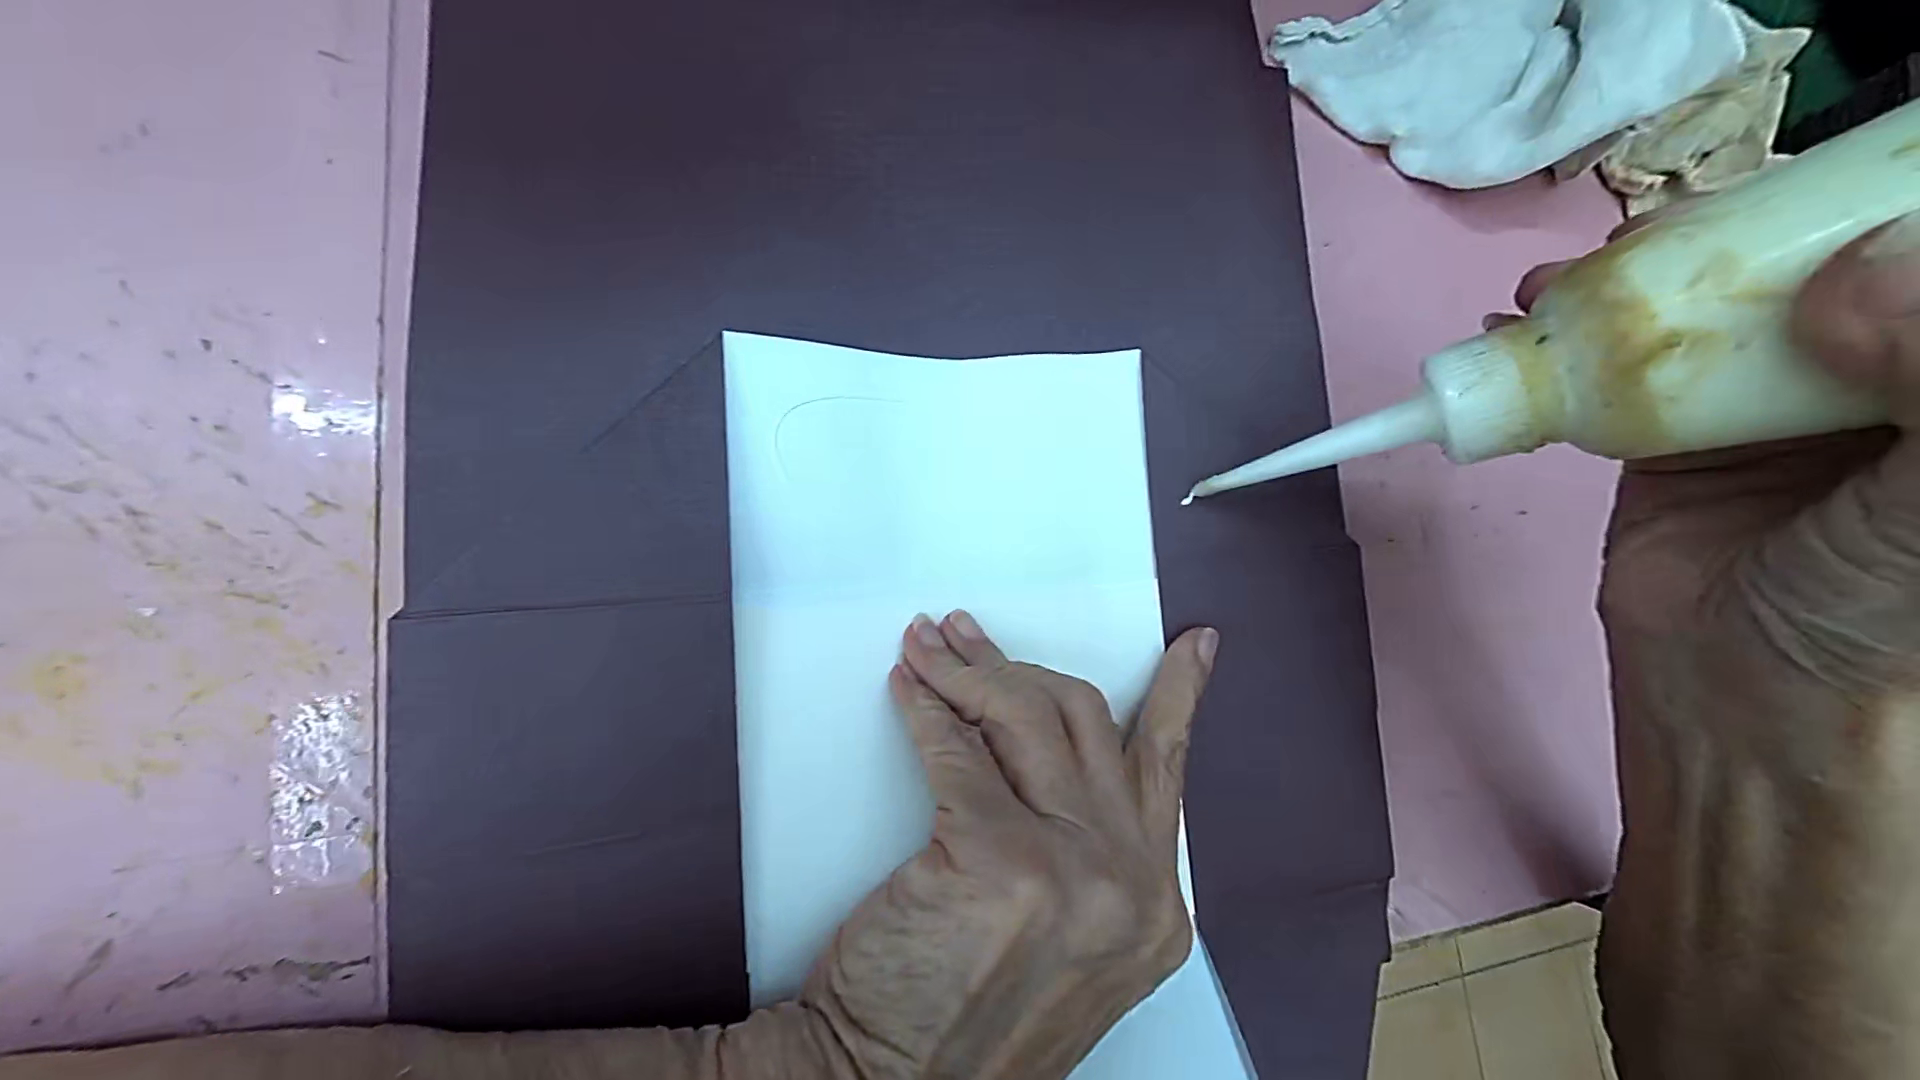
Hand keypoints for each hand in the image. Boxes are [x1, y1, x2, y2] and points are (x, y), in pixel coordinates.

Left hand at [795, 611, 1217, 1079]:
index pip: (1165, 763)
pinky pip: (956, 746)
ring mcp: (1073, 868)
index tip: (1196, 646)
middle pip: (1086, 718)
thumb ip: (1083, 843)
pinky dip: (925, 706)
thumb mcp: (1064, 931)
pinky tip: (907, 686)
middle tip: (968, 636)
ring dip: (971, 669)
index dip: (1181, 692)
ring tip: (932, 645)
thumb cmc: (970, 1012)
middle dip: (1018, 666)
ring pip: (1026, 715)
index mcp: (1156, 904)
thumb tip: (1046, 744)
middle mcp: (1132, 881)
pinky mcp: (998, 856)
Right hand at [1498, 214, 1919, 1078]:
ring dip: (1637, 276)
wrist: (1747, 708)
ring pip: (1705, 301)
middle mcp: (1883, 365)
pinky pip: (1622, 362)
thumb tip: (1855, 268)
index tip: (1837, 156)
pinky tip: (1532, 318)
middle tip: (1676, 219)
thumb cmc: (1888, 619)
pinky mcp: (1667, 435)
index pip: (1916, 236)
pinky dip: (1572, 335)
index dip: (1885, 183)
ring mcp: (1768, 397)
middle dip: (1745, 222)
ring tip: (1565, 280)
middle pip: (1813, 254)